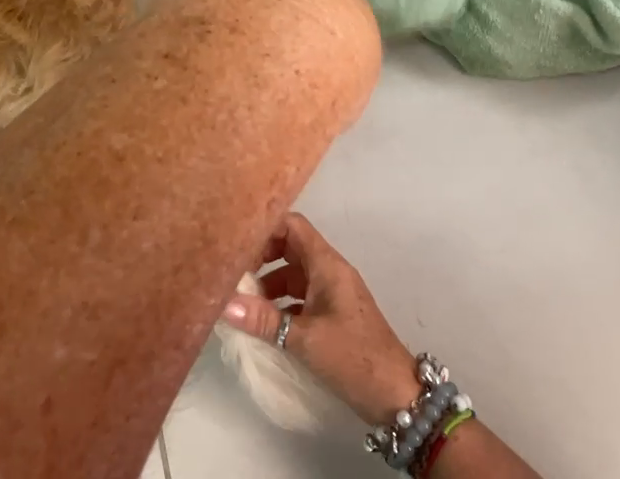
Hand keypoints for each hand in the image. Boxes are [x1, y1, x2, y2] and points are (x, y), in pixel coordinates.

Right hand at [222, 213, 421, 426]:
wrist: (396, 395)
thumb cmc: (353, 357)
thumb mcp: (304, 338)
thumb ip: (263, 320)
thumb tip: (223, 303)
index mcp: (327, 265)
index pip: (292, 225)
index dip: (264, 229)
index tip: (237, 244)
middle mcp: (330, 271)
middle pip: (290, 247)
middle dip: (261, 257)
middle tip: (234, 274)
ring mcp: (332, 293)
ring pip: (294, 273)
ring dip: (268, 283)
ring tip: (242, 301)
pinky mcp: (332, 315)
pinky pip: (300, 296)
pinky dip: (280, 302)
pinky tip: (262, 322)